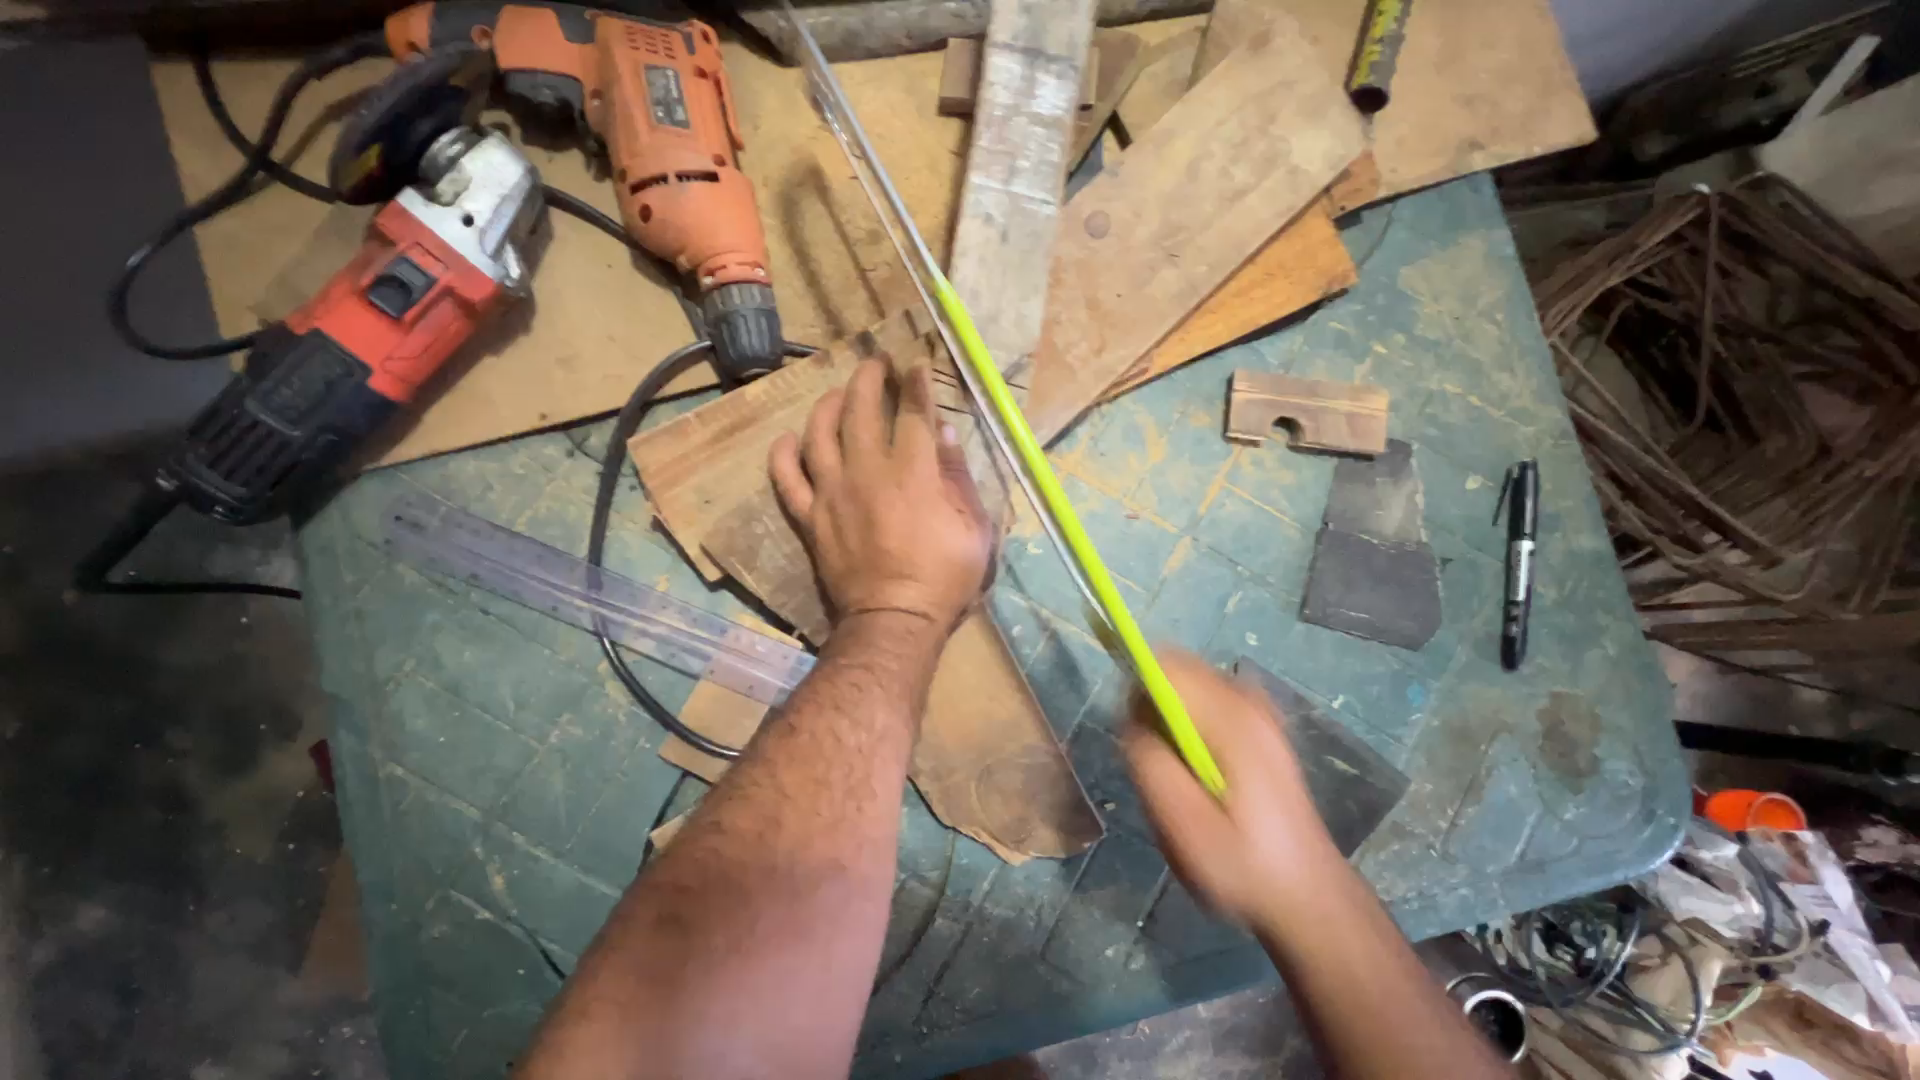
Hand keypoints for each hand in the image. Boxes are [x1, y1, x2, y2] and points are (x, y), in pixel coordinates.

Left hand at [769, 359, 993, 633]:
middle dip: (869, 378)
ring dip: (828, 405)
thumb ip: (958, 478)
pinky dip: (784, 453)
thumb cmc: (943, 579)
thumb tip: (945, 433)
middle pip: (860, 410)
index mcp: (912, 474)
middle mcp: (867, 472)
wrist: (894, 622)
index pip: (913, 413)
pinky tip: (789, 439)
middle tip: (876, 363)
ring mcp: (832, 494)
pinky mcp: (810, 517)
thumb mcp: (974, 529)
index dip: (915, 383)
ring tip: (839, 393)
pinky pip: (787, 478)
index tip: (916, 365)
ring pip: (819, 433)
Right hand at [1121, 650, 1343, 929]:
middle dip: (1154, 707)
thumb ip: (1150, 763)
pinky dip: (1193, 726)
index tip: (1134, 736)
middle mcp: (1250, 702)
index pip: (1167, 664)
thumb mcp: (1182, 825)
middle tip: (1159, 764)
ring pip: (1192, 687)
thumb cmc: (1241, 865)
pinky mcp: (1263, 728)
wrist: (1306, 893)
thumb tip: (1130, 720)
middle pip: (1179, 669)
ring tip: (1181, 774)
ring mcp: (1261, 713)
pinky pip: (1210, 704)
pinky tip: (1202, 773)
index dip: (1138, 690)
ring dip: (1172, 720)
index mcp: (1232, 719)